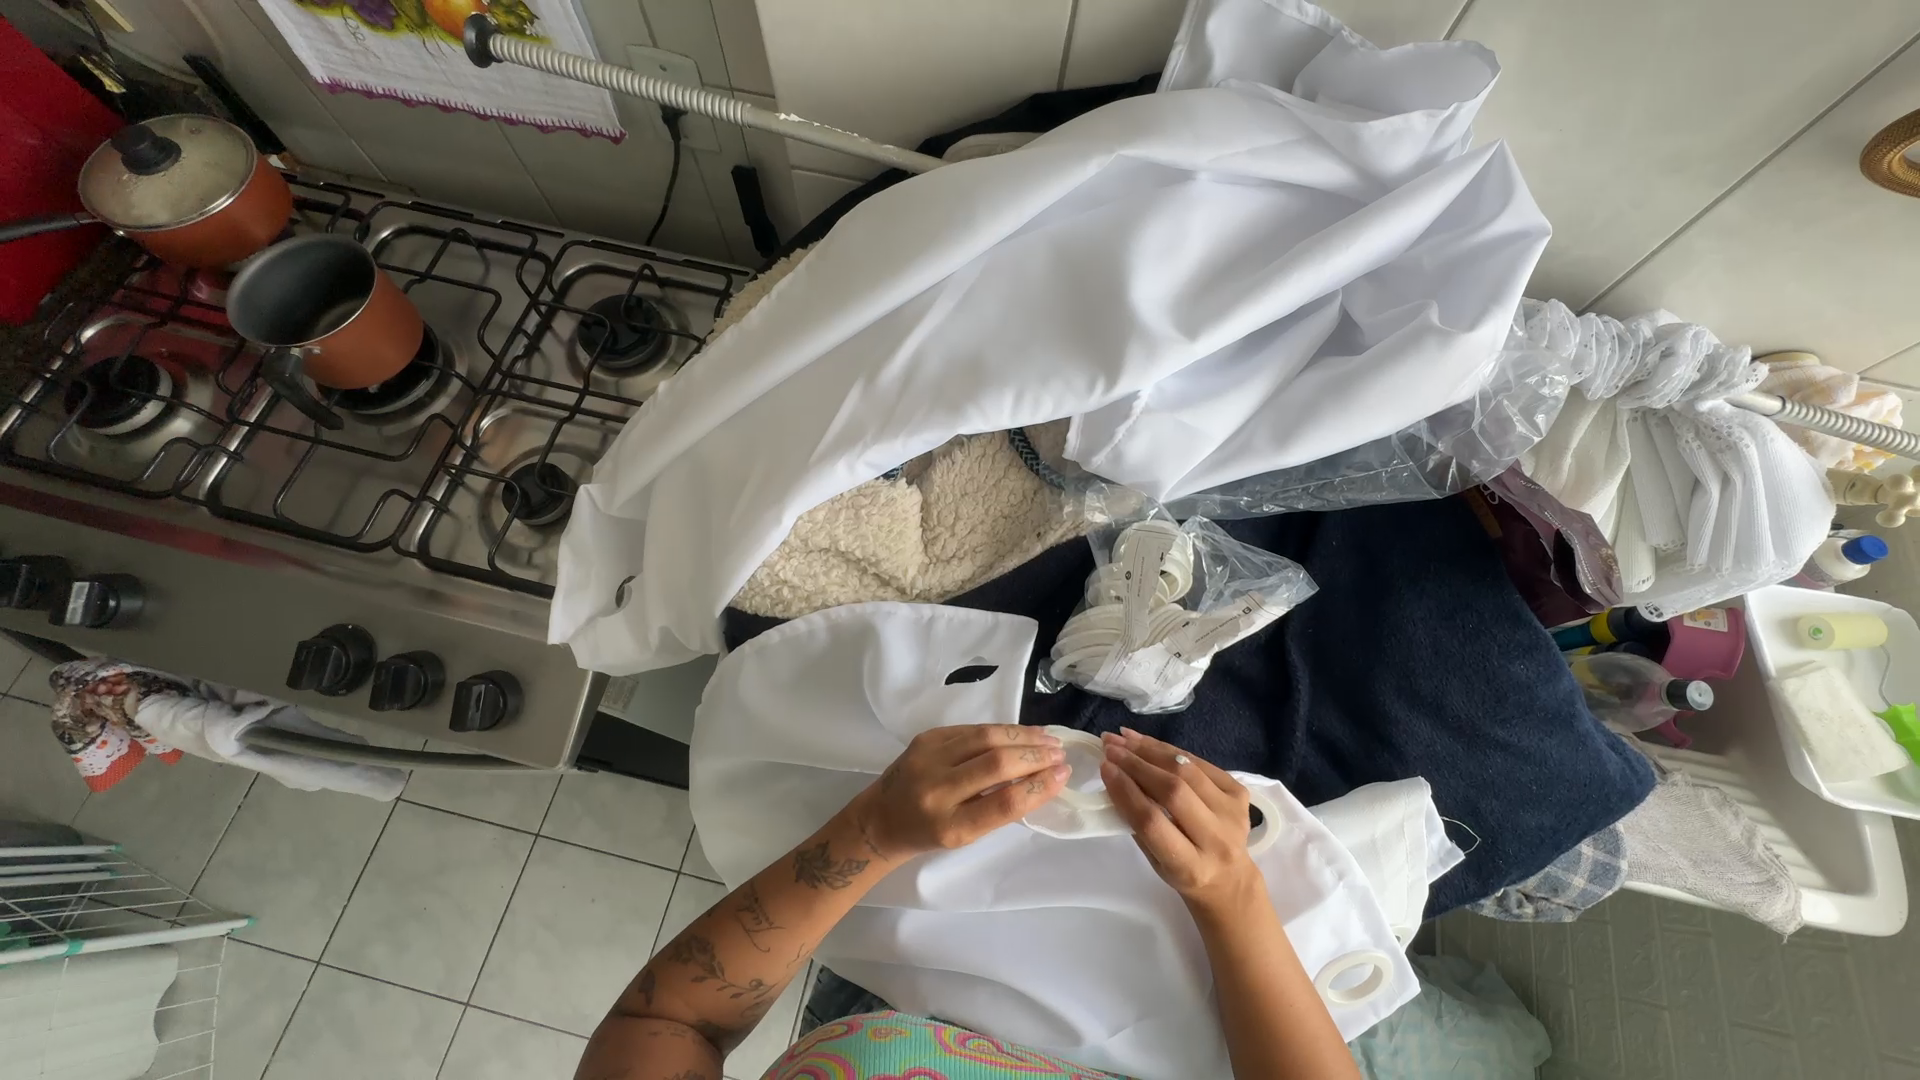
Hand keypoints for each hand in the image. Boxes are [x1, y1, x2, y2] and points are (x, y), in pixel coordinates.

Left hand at [850, 725, 1069, 859]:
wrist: (879, 819)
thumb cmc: (927, 835)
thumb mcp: (965, 836)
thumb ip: (999, 808)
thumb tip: (1042, 778)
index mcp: (950, 827)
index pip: (1004, 803)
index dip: (1039, 787)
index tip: (1063, 775)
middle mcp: (936, 790)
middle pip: (996, 764)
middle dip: (1035, 756)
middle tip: (1060, 753)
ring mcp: (928, 758)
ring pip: (985, 737)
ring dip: (1022, 736)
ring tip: (1048, 738)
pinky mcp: (926, 737)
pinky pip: (971, 729)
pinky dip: (1000, 730)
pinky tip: (1019, 733)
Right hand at [1100, 728, 1264, 915]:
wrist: (1231, 877)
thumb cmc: (1183, 871)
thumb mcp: (1155, 859)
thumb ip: (1138, 823)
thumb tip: (1115, 776)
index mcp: (1190, 867)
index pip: (1152, 822)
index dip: (1126, 791)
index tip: (1104, 767)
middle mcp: (1217, 839)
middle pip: (1173, 791)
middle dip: (1136, 764)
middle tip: (1110, 746)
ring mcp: (1233, 813)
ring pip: (1186, 770)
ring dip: (1150, 749)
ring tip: (1123, 737)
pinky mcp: (1240, 793)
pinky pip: (1199, 762)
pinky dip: (1168, 749)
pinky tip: (1145, 741)